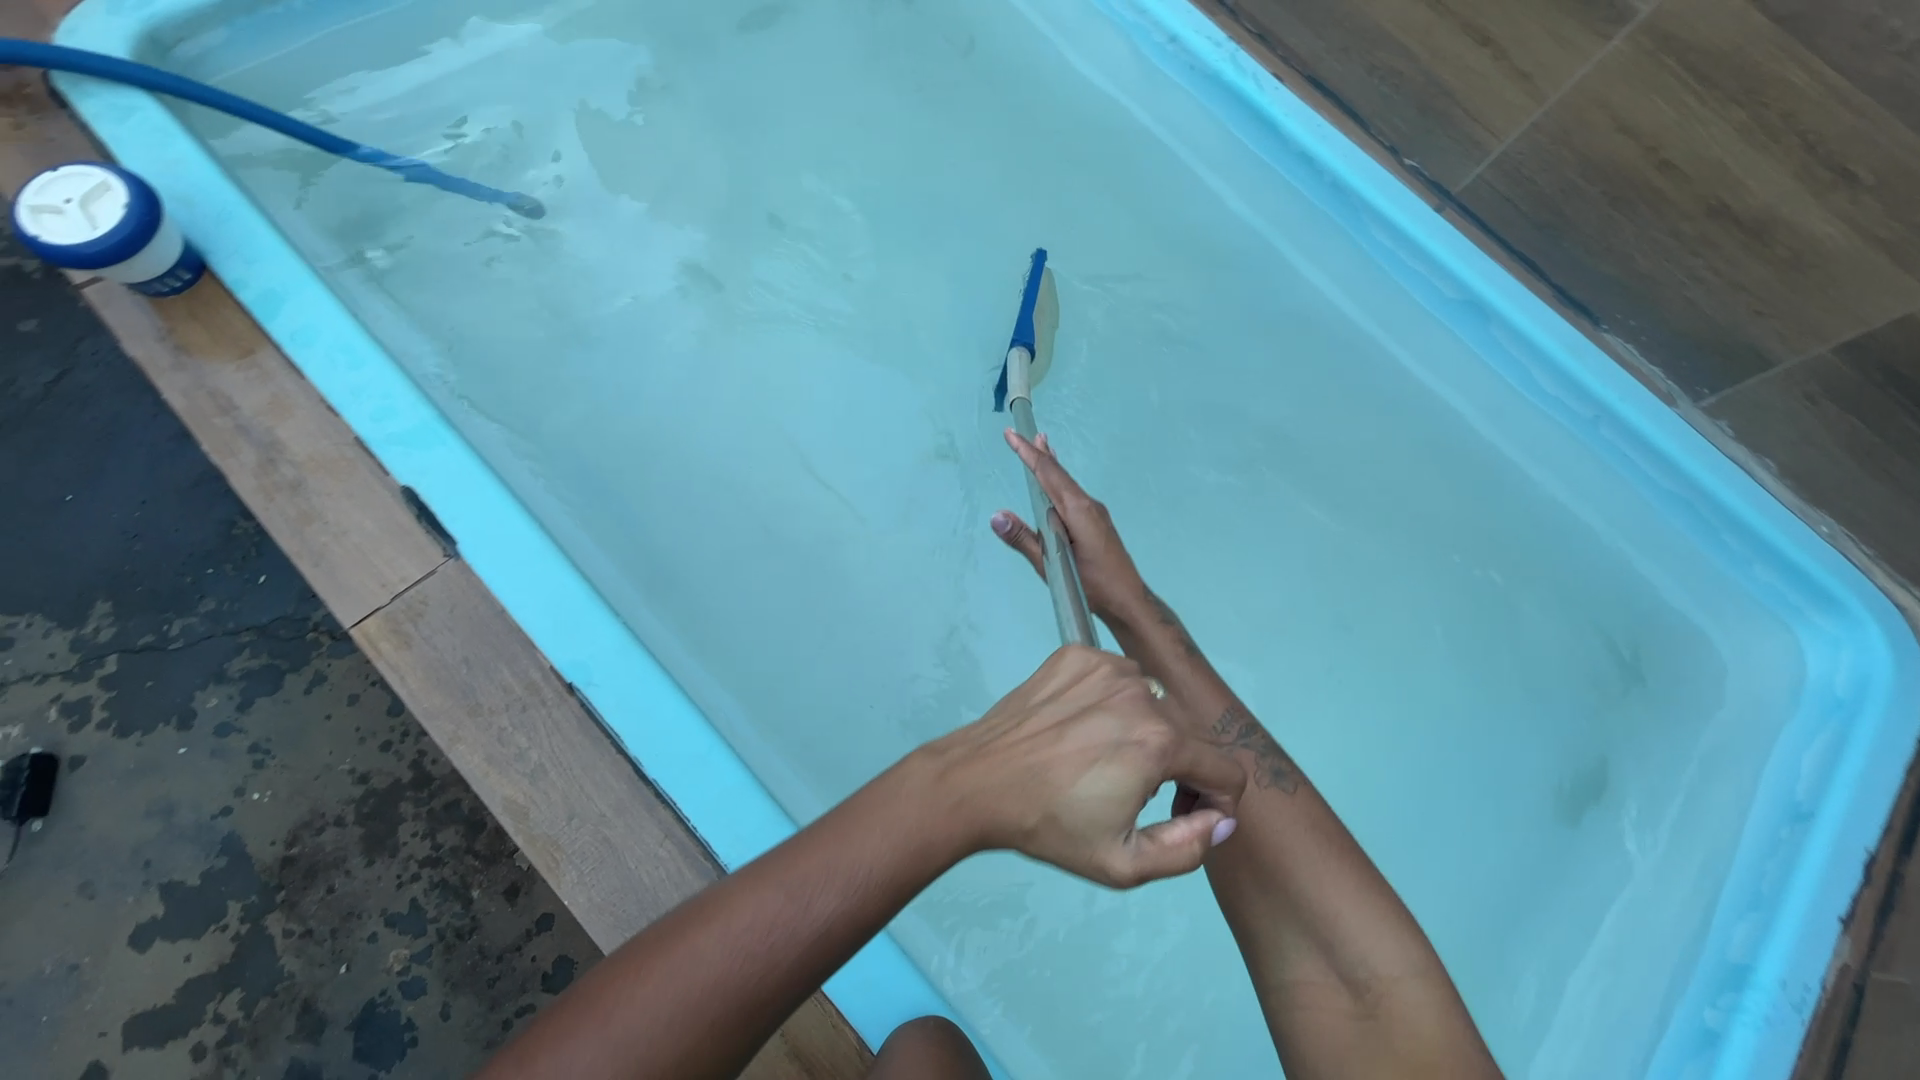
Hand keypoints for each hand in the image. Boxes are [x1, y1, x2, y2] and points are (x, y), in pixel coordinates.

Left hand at [917, 645, 1242, 887]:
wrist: (976, 782)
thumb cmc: (1049, 825)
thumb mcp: (1123, 863)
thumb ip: (1188, 849)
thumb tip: (1221, 819)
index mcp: (1160, 743)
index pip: (1226, 769)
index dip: (1214, 800)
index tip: (1181, 814)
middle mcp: (1141, 694)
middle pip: (1188, 735)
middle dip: (1178, 767)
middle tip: (1133, 792)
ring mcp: (1105, 667)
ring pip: (1152, 702)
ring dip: (1144, 730)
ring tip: (1102, 758)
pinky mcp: (1074, 656)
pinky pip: (1115, 677)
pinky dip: (1110, 702)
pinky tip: (1079, 728)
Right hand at [991, 430, 1149, 623]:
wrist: (1129, 601)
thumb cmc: (1092, 585)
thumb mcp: (1052, 565)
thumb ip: (1024, 540)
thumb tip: (997, 516)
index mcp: (1077, 510)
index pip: (1048, 474)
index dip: (1028, 453)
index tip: (1012, 435)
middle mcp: (1088, 505)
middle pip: (1059, 474)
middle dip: (1040, 453)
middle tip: (1026, 432)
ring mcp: (1095, 513)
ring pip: (1067, 484)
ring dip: (1051, 466)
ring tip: (1041, 446)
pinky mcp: (1096, 523)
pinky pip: (1072, 495)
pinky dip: (1059, 482)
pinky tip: (1056, 486)